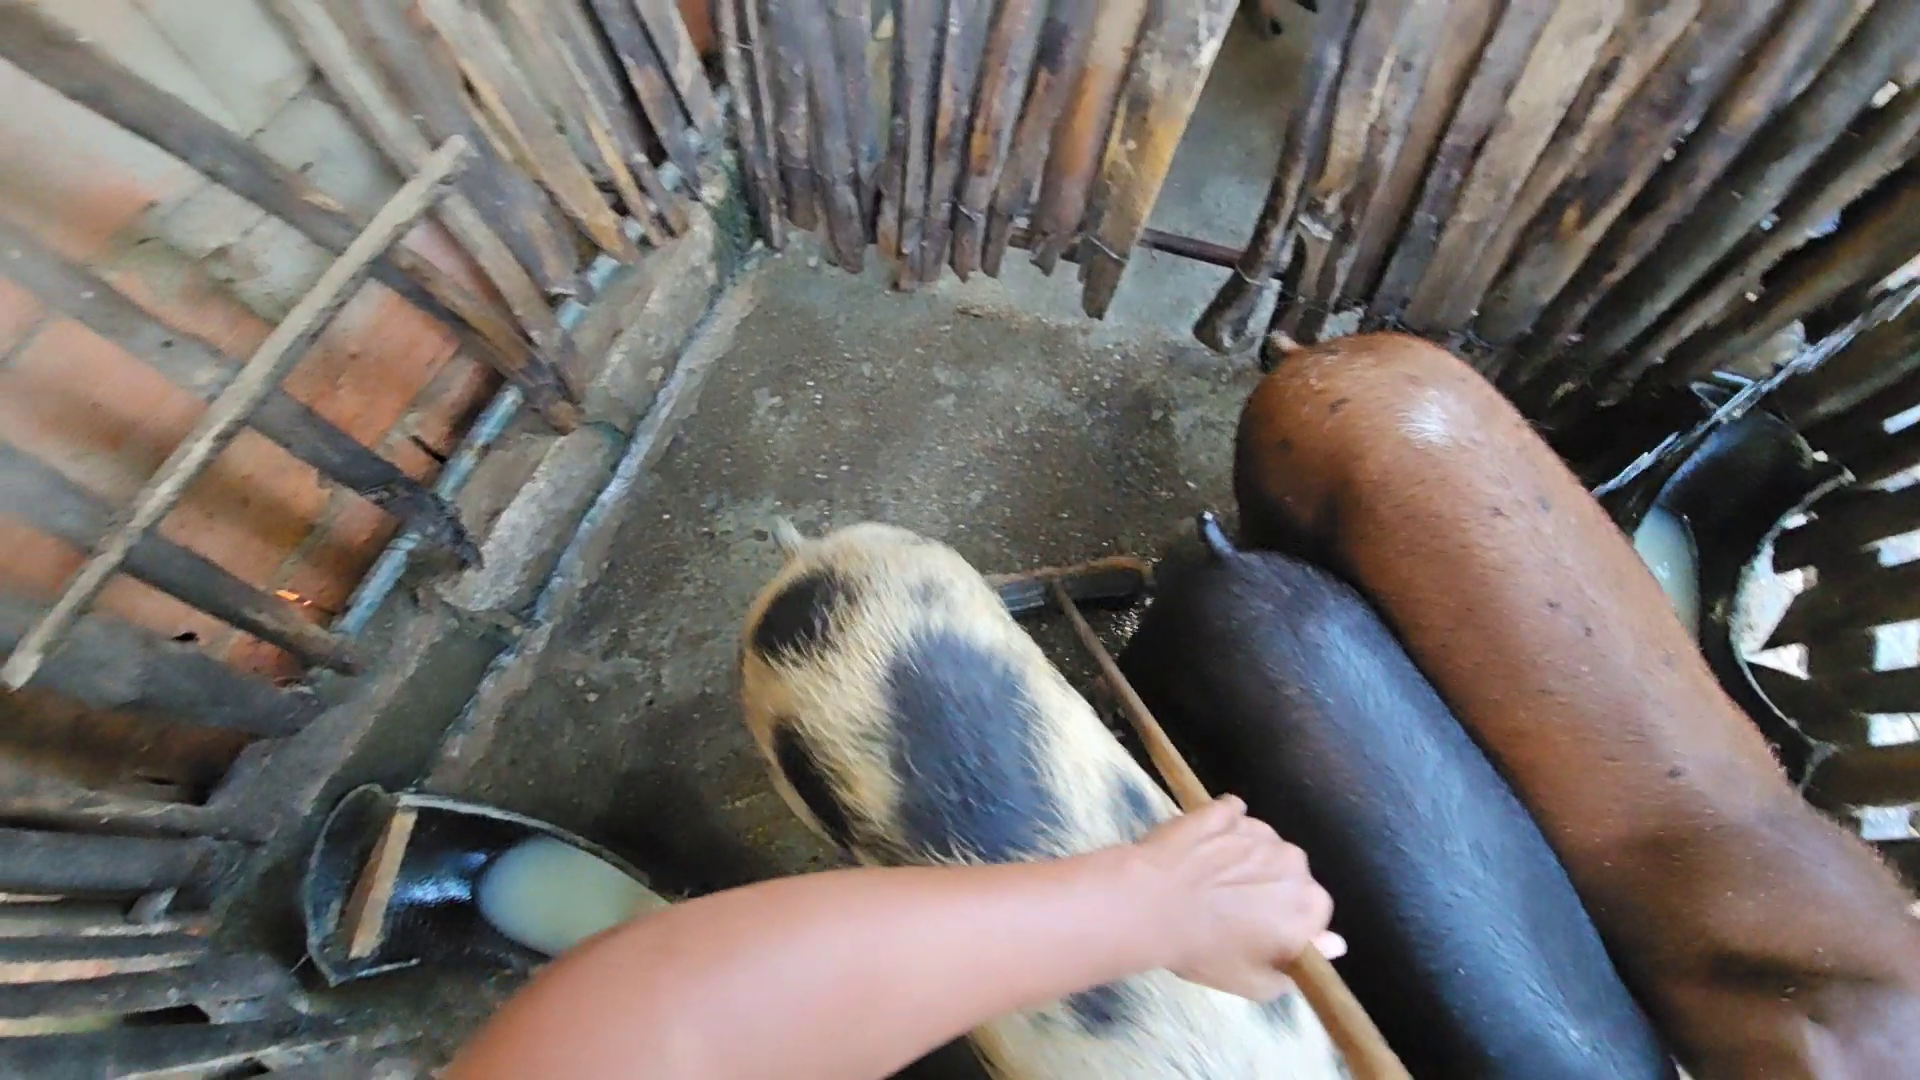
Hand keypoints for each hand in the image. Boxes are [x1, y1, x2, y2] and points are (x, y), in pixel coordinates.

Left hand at [1130, 795, 1341, 1001]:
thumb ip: (1300, 965)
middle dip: (1269, 884)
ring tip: (1211, 875)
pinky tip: (1204, 842)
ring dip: (1245, 854)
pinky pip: (1231, 812)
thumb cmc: (1204, 950)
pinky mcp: (1220, 810)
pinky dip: (1223, 824)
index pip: (1313, 911)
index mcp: (1308, 904)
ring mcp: (1254, 828)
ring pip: (1262, 840)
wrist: (1149, 904)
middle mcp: (1291, 860)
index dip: (1288, 920)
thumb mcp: (1257, 982)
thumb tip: (1331, 943)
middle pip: (1289, 871)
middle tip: (1232, 902)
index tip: (1261, 928)